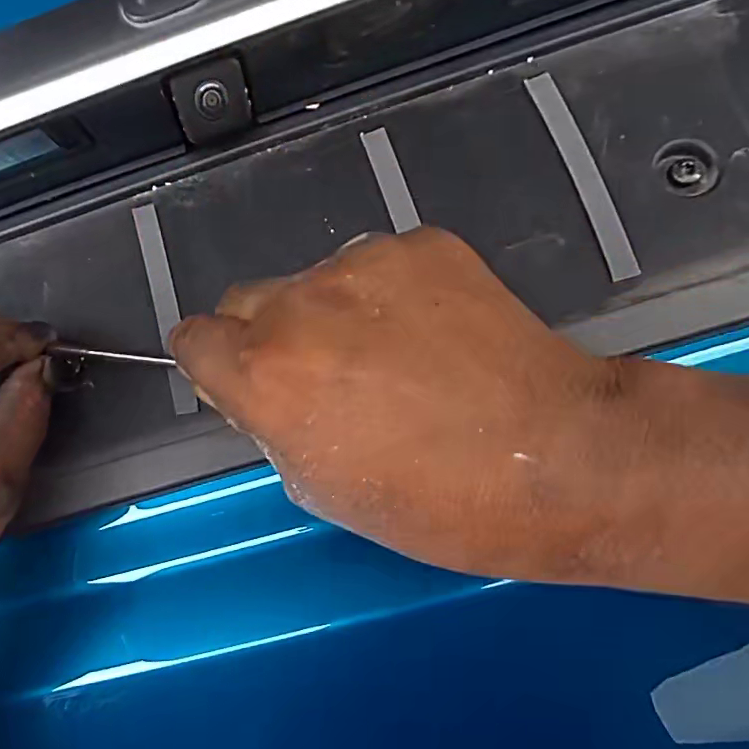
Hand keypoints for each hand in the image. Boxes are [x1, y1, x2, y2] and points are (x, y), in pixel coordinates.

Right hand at [171, 229, 649, 581]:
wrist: (554, 456)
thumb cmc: (440, 503)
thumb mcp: (324, 490)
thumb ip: (272, 425)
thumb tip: (262, 392)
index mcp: (266, 375)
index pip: (194, 340)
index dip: (217, 365)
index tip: (244, 381)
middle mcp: (303, 305)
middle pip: (249, 301)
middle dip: (271, 338)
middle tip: (328, 377)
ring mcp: (367, 265)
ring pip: (316, 281)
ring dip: (334, 314)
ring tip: (396, 358)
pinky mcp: (425, 245)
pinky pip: (379, 266)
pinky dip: (391, 295)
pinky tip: (437, 335)